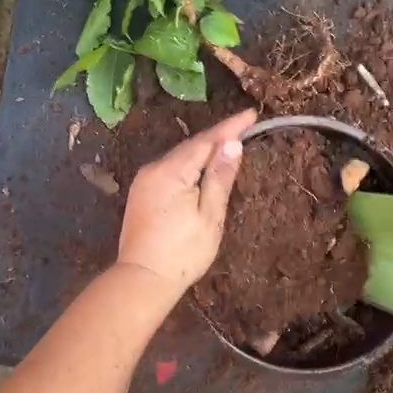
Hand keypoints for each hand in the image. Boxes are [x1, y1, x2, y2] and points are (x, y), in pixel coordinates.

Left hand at [114, 109, 257, 295]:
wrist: (143, 278)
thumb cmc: (182, 252)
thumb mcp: (209, 215)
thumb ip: (220, 177)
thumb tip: (231, 144)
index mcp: (171, 171)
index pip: (206, 141)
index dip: (230, 127)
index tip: (251, 114)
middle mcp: (153, 169)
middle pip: (190, 147)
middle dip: (217, 137)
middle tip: (244, 127)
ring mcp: (144, 181)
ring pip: (179, 158)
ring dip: (203, 151)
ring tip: (228, 144)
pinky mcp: (141, 193)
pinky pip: (170, 170)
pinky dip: (189, 165)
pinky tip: (202, 168)